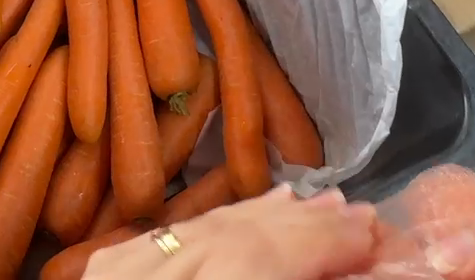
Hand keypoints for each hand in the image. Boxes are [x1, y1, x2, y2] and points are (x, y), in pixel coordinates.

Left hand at [84, 186, 380, 279]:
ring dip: (262, 214)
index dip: (319, 238)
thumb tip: (353, 264)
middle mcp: (141, 279)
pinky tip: (246, 214)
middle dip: (300, 221)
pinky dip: (213, 225)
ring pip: (201, 227)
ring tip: (313, 203)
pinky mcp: (106, 272)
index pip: (259, 256)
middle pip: (233, 234)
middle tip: (353, 213)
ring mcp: (116, 273)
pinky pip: (168, 236)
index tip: (369, 227)